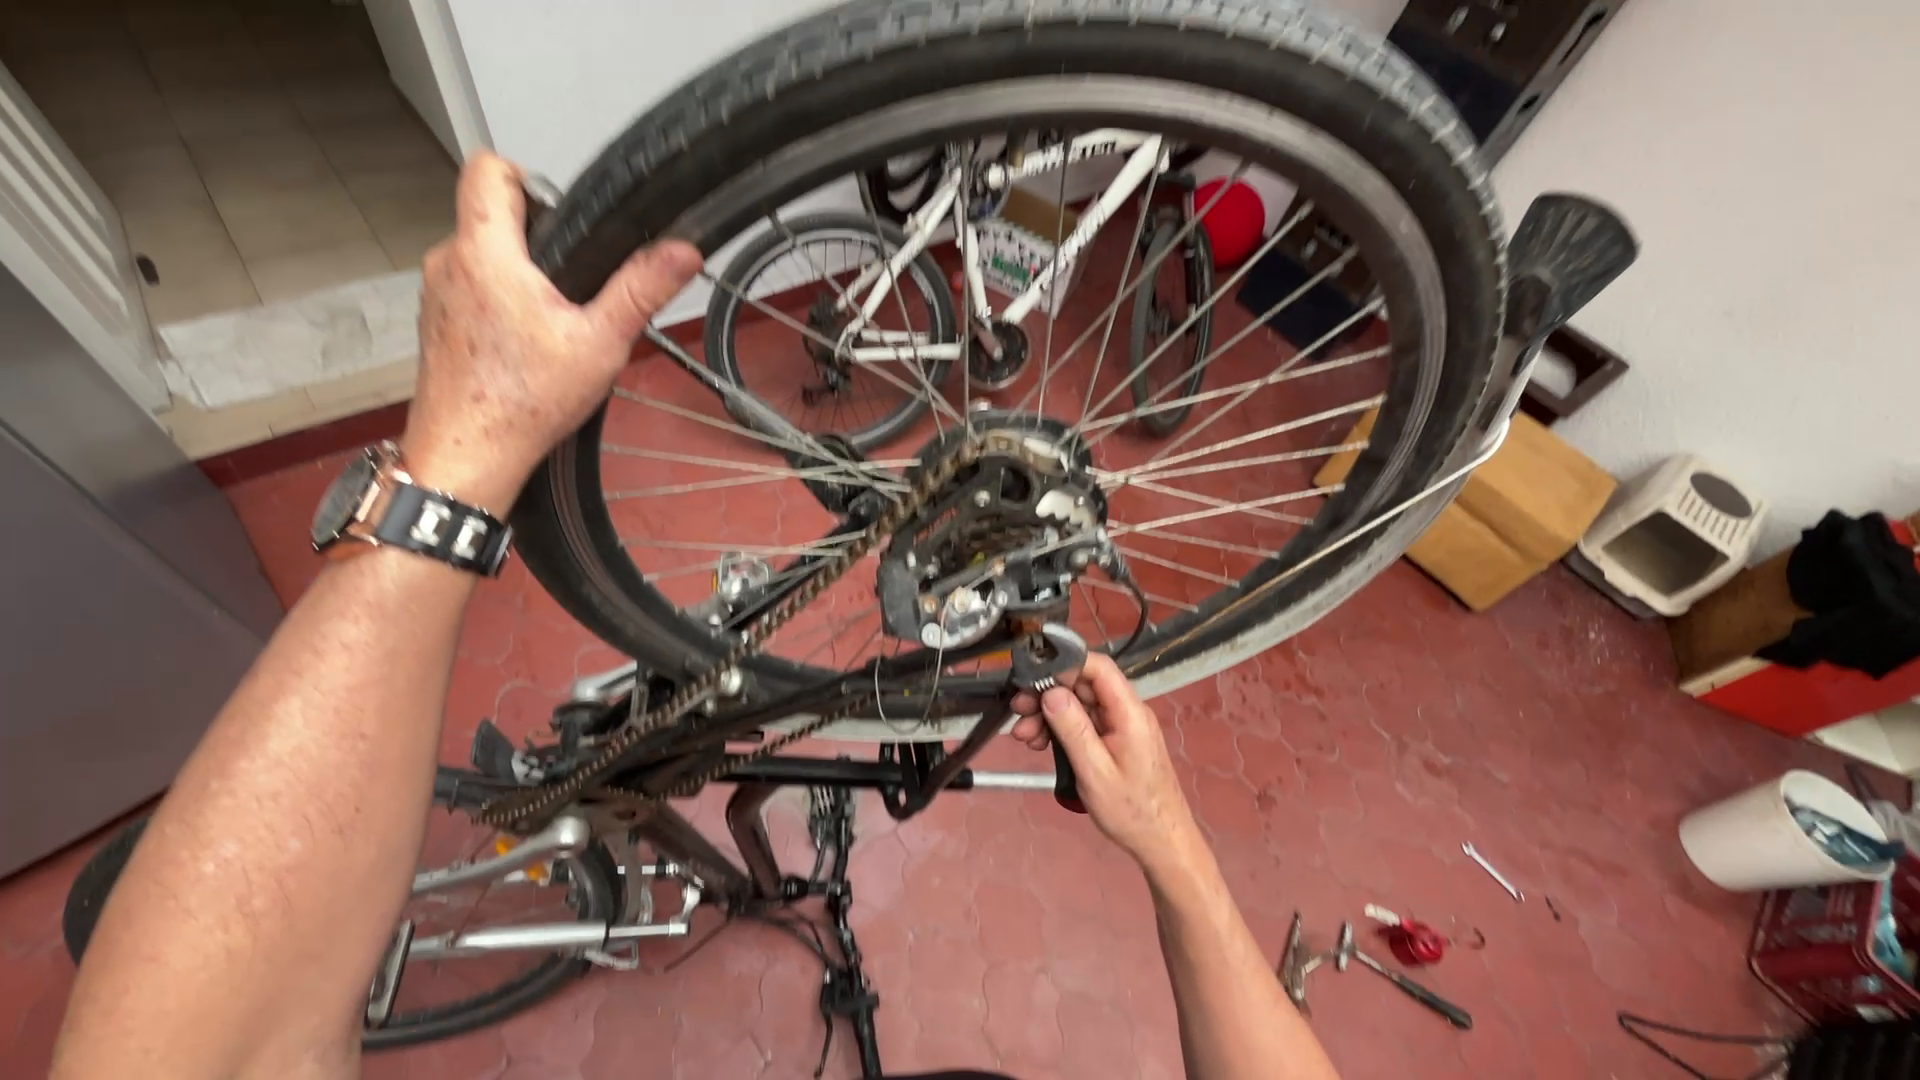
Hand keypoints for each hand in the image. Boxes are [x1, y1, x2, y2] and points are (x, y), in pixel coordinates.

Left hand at [400, 152, 701, 510]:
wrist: (470, 452)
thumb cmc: (526, 401)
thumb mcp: (602, 341)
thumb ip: (641, 289)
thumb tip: (683, 251)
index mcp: (487, 252)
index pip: (490, 168)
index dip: (531, 179)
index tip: (566, 220)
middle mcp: (449, 261)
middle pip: (493, 215)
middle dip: (539, 238)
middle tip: (574, 288)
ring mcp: (436, 292)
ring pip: (482, 254)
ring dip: (519, 274)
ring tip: (554, 325)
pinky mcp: (436, 321)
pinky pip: (470, 288)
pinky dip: (499, 303)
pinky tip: (527, 347)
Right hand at [1010, 654, 1203, 873]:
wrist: (1163, 843)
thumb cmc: (1131, 811)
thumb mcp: (1095, 771)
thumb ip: (1073, 729)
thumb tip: (1051, 692)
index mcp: (1128, 712)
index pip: (1098, 667)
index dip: (1064, 664)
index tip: (1032, 677)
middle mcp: (1127, 712)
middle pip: (1083, 685)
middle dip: (1048, 693)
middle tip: (1018, 710)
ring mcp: (1122, 726)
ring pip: (1080, 705)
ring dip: (1050, 714)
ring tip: (1024, 735)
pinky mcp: (1116, 741)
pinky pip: (1085, 723)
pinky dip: (1062, 729)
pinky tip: (1041, 743)